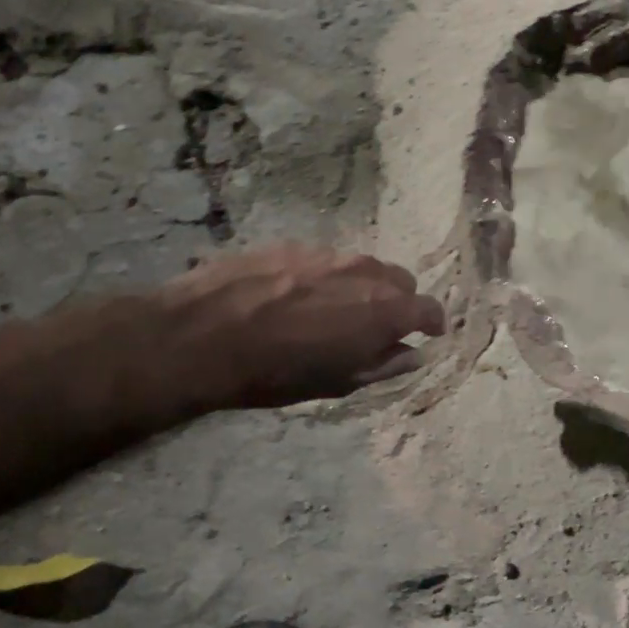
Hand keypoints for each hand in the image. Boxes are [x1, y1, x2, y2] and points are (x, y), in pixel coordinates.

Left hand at [155, 246, 446, 409]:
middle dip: (399, 301)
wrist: (195, 338)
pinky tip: (295, 297)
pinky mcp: (289, 246)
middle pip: (400, 280)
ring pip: (362, 266)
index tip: (429, 333)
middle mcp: (365, 273)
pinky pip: (323, 260)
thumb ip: (385, 365)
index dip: (433, 322)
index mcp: (386, 310)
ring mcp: (326, 254)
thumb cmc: (276, 373)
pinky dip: (323, 277)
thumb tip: (414, 354)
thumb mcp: (339, 381)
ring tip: (334, 308)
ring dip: (361, 285)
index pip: (429, 308)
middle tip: (378, 324)